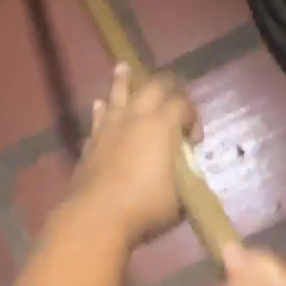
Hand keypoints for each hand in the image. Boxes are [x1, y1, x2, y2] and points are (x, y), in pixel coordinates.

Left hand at [68, 62, 199, 240]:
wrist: (97, 218)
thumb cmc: (146, 207)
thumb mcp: (180, 197)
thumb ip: (185, 179)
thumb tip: (187, 175)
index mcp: (162, 125)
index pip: (184, 105)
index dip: (193, 117)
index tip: (194, 140)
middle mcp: (136, 117)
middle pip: (153, 86)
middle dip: (167, 87)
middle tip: (172, 94)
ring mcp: (109, 127)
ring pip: (118, 93)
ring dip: (124, 80)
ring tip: (124, 67)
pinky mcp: (90, 142)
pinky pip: (98, 117)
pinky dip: (103, 109)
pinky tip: (101, 106)